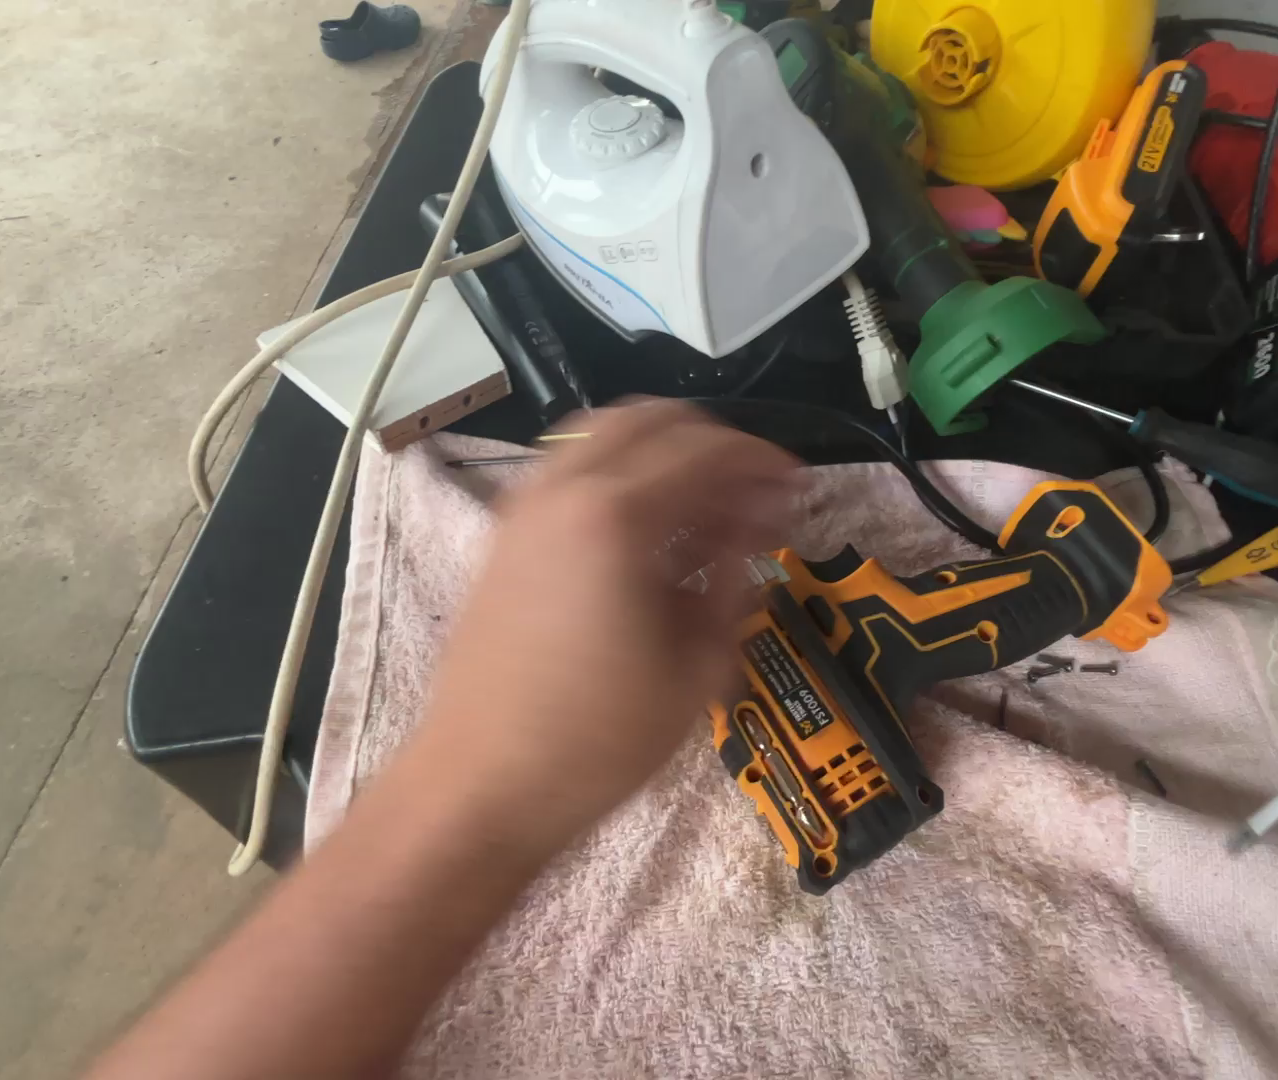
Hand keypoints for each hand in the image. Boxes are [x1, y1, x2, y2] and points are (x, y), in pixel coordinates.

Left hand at [401, 400, 800, 854]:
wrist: (482, 784)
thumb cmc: (601, 738)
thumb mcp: (698, 662)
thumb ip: (733, 570)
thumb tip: (761, 515)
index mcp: (618, 516)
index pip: (708, 450)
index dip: (762, 461)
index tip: (795, 484)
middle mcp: (565, 489)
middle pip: (653, 419)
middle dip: (713, 442)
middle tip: (750, 489)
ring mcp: (526, 506)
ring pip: (604, 432)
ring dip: (663, 449)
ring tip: (702, 501)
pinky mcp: (505, 532)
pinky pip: (570, 467)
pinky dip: (618, 470)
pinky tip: (645, 525)